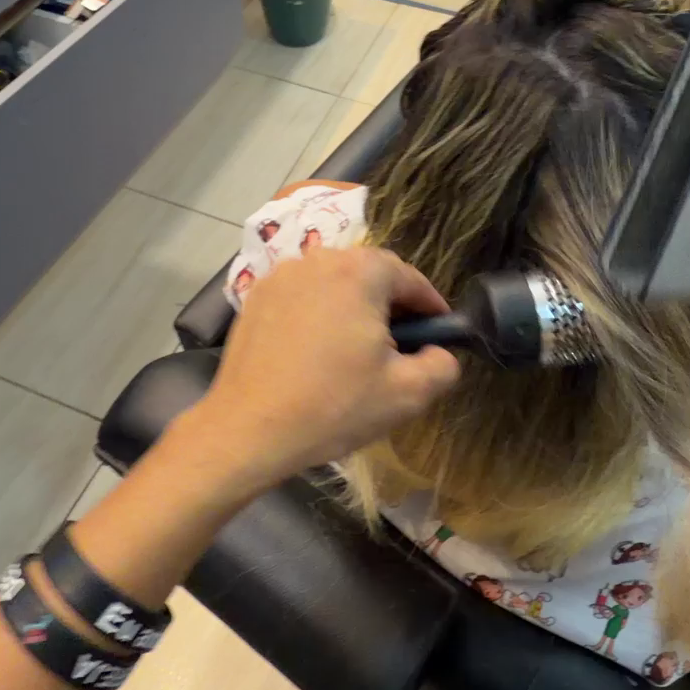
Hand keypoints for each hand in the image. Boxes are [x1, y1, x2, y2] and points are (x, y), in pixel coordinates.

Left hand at [181, 247, 459, 489]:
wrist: (247, 430)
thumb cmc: (333, 407)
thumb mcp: (407, 394)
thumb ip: (442, 364)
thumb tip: (439, 352)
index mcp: (360, 272)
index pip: (410, 277)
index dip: (430, 305)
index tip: (440, 332)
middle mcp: (320, 259)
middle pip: (371, 274)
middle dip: (391, 305)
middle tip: (401, 345)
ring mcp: (283, 275)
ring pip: (335, 283)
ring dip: (353, 308)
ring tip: (357, 350)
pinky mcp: (257, 296)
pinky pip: (303, 295)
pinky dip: (319, 314)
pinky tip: (317, 352)